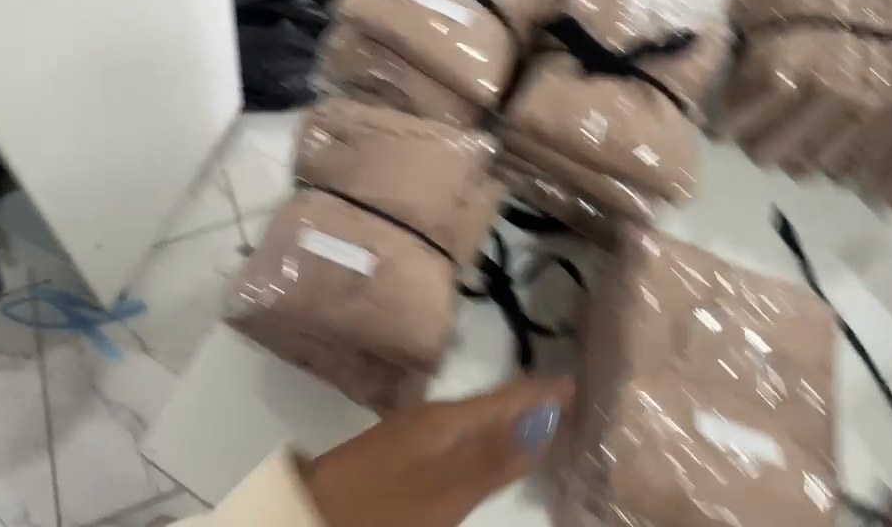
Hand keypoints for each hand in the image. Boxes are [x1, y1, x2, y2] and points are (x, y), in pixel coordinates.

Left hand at [302, 376, 575, 526]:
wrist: (315, 512)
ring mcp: (416, 430)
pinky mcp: (404, 449)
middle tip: (567, 398)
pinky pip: (458, 431)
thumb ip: (493, 456)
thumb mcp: (445, 489)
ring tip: (539, 416)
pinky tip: (488, 442)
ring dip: (507, 415)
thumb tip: (545, 418)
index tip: (576, 381)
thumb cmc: (385, 504)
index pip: (503, 397)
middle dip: (528, 400)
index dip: (540, 392)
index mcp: (446, 419)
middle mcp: (433, 415)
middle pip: (491, 403)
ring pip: (474, 416)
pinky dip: (483, 431)